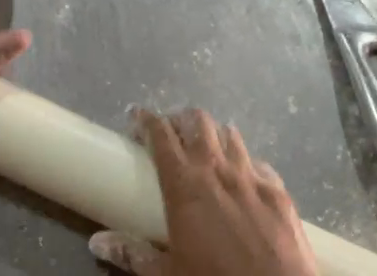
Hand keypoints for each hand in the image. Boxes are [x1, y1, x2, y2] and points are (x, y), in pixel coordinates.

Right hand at [89, 108, 317, 275]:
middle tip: (170, 137)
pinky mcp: (280, 193)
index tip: (135, 120)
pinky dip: (246, 164)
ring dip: (213, 136)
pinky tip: (244, 182)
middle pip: (196, 120)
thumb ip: (132, 255)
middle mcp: (216, 169)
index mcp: (184, 183)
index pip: (160, 132)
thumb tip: (97, 244)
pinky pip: (259, 163)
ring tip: (206, 153)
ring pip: (229, 134)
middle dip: (180, 120)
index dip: (145, 119)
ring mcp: (252, 177)